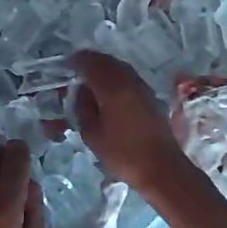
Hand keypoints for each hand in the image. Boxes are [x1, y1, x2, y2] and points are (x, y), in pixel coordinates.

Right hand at [71, 50, 190, 192]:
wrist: (161, 166)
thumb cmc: (122, 153)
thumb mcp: (91, 134)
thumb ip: (82, 108)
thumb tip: (82, 92)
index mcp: (112, 87)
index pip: (90, 63)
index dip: (76, 62)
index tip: (66, 66)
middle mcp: (128, 80)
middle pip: (106, 61)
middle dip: (90, 62)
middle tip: (77, 70)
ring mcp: (142, 87)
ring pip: (119, 67)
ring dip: (104, 68)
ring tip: (91, 80)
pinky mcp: (150, 96)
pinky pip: (128, 77)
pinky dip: (115, 77)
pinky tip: (108, 91)